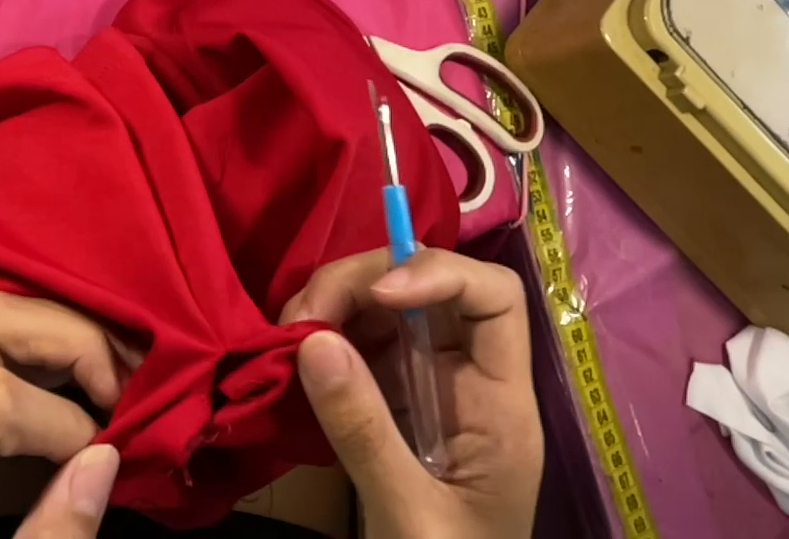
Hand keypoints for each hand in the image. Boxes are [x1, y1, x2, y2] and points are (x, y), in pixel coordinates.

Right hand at [281, 249, 542, 538]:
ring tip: (289, 329)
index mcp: (499, 402)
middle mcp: (466, 371)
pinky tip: (292, 345)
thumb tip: (312, 340)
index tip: (379, 296)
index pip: (495, 298)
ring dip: (334, 299)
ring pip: (387, 300)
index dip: (440, 275)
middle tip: (304, 314)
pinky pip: (359, 333)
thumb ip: (365, 432)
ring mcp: (426, 375)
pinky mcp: (390, 387)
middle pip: (429, 284)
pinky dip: (323, 328)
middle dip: (363, 282)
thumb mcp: (408, 517)